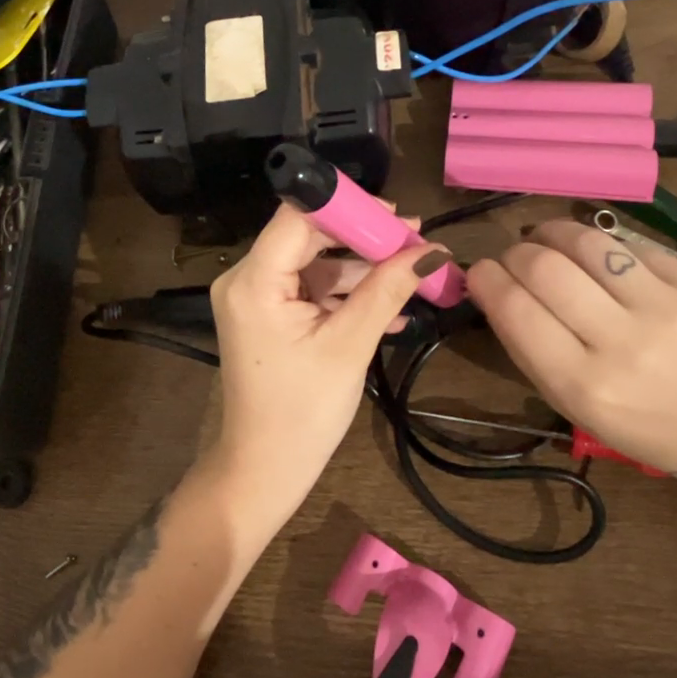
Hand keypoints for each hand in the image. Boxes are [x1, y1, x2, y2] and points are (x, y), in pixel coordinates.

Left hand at [205, 203, 449, 521]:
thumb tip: (431, 251)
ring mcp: (255, 298)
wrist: (265, 468)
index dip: (348, 209)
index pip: (297, 217)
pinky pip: (309, 290)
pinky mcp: (268, 316)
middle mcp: (245, 279)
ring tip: (415, 275)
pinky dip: (346, 295)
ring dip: (362, 270)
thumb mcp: (349, 346)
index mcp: (253, 281)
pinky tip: (391, 308)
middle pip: (307, 237)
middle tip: (415, 242)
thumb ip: (386, 291)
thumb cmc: (303, 412)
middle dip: (362, 239)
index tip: (397, 216)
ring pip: (313, 264)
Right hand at [466, 220, 676, 489]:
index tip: (479, 273)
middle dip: (513, 253)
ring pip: (585, 243)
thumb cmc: (649, 429)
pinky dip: (599, 246)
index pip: (514, 309)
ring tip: (543, 239)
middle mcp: (623, 344)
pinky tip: (594, 255)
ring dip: (550, 233)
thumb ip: (532, 349)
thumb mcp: (576, 407)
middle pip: (543, 267)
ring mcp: (666, 309)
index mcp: (584, 385)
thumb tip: (494, 290)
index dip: (485, 279)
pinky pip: (630, 246)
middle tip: (512, 258)